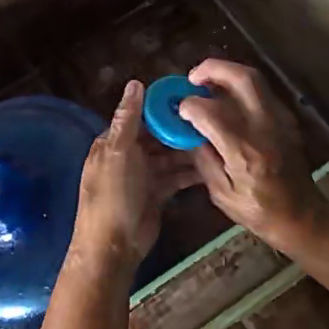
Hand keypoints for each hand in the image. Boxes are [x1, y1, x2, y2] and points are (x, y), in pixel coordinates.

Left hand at [74, 81, 201, 272]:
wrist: (114, 246)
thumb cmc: (113, 194)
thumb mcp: (119, 152)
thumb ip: (128, 118)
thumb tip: (135, 83)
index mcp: (112, 142)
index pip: (139, 118)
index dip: (162, 109)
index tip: (190, 100)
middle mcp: (126, 156)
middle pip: (157, 137)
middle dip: (178, 131)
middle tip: (210, 121)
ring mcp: (141, 176)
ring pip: (168, 157)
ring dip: (187, 151)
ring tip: (215, 141)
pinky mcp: (155, 194)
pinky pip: (175, 177)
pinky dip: (189, 172)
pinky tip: (211, 165)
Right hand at [178, 59, 328, 253]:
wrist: (302, 215)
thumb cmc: (258, 211)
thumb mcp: (221, 193)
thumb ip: (203, 158)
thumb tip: (189, 130)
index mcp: (245, 152)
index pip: (212, 113)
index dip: (190, 106)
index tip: (180, 110)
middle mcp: (265, 128)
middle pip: (242, 79)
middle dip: (213, 69)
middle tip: (193, 78)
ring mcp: (281, 120)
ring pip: (255, 78)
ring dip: (227, 73)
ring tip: (207, 83)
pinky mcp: (288, 119)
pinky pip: (262, 91)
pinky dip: (240, 86)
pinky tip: (227, 98)